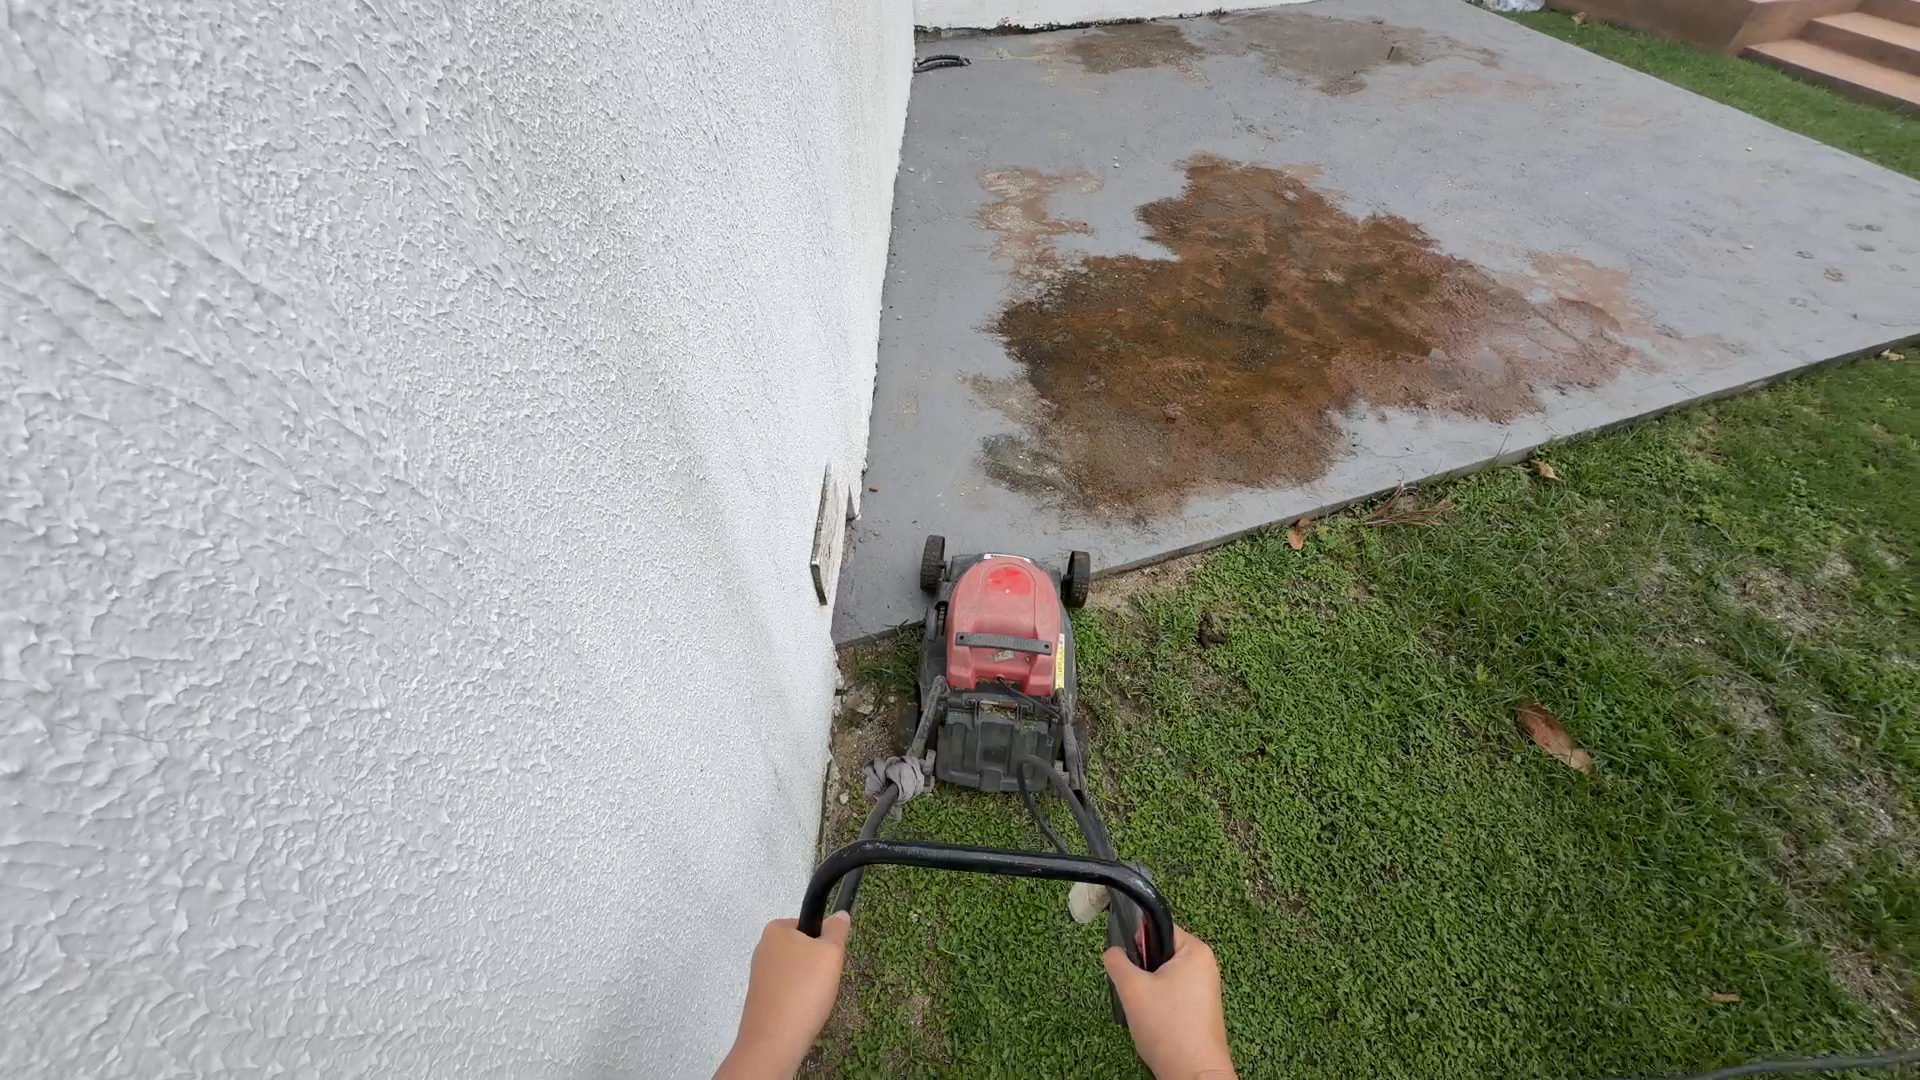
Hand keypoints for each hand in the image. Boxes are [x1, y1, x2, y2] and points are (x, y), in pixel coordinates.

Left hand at [713, 912, 850, 1078]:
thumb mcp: (831, 952)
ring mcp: (759, 977)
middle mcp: (763, 949)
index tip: (829, 959)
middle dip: (816, 965)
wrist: (773, 1043)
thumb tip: (839, 915)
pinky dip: (797, 1001)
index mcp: (775, 930)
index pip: (808, 925)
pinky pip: (786, 993)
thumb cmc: (803, 989)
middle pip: (802, 950)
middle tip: (824, 981)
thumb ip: (837, 930)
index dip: (823, 940)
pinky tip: (803, 1014)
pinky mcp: (759, 1001)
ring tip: (814, 1001)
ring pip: (796, 973)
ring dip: (808, 985)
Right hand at [1104, 925, 1235, 1079]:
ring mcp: (1206, 990)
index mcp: (1196, 951)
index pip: (1158, 928)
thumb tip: (1113, 952)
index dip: (1138, 941)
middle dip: (1143, 970)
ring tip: (1143, 1008)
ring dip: (1149, 989)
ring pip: (1165, 976)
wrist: (1194, 1078)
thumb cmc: (1167, 1027)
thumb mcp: (1132, 989)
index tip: (1128, 964)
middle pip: (1161, 953)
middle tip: (1135, 990)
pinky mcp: (1202, 1011)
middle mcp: (1205, 966)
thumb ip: (1116, 961)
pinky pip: (1174, 993)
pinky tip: (1153, 1021)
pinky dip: (1160, 1003)